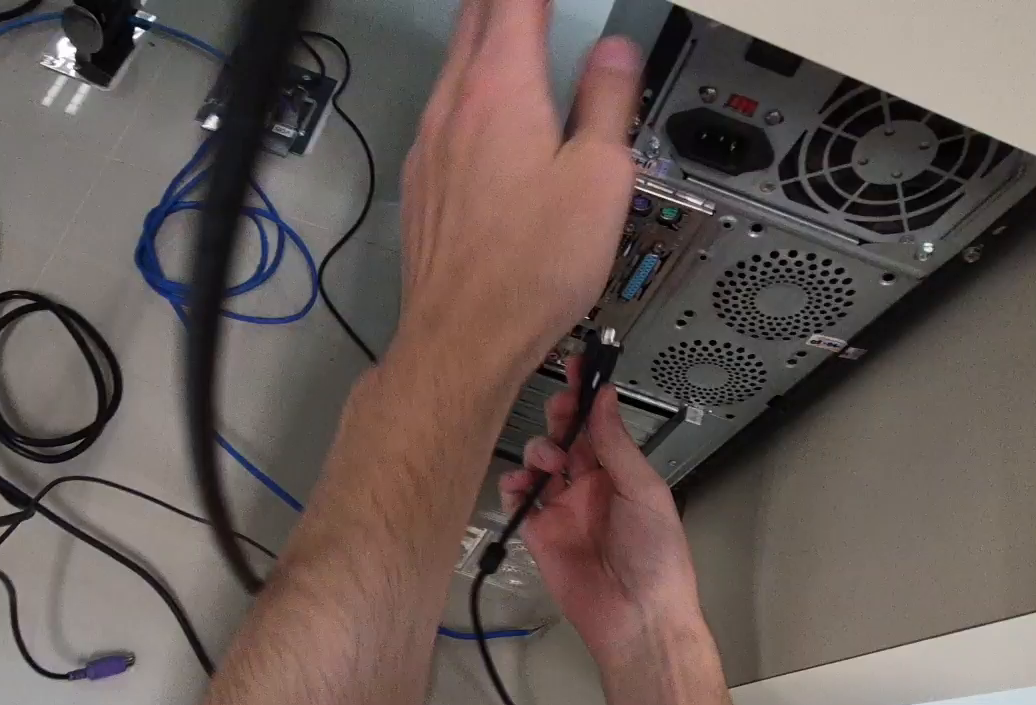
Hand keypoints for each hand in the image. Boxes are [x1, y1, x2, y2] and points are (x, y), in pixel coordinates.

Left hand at [397, 0, 641, 386]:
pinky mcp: (421, 194)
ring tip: (512, 51)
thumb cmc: (529, 272)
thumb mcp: (600, 180)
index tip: (559, 3)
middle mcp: (451, 111)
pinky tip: (487, 134)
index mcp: (500, 89)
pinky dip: (468, 108)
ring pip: (454, 75)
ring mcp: (427, 153)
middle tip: (533, 9)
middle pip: (474, 21)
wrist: (464, 341)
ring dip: (484, 51)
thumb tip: (614, 57)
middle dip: (507, 4)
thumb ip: (609, 104)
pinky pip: (442, 126)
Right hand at [500, 356, 703, 660]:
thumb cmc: (655, 554)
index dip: (586, 397)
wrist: (636, 616)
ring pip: (538, 465)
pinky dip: (513, 488)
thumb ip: (616, 445)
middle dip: (559, 419)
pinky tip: (520, 486)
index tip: (577, 366)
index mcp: (620, 474)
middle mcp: (589, 486)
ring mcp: (562, 509)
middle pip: (565, 440)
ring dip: (538, 453)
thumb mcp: (644, 491)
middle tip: (559, 411)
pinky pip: (518, 501)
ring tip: (548, 465)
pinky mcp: (538, 533)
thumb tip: (604, 398)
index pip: (598, 426)